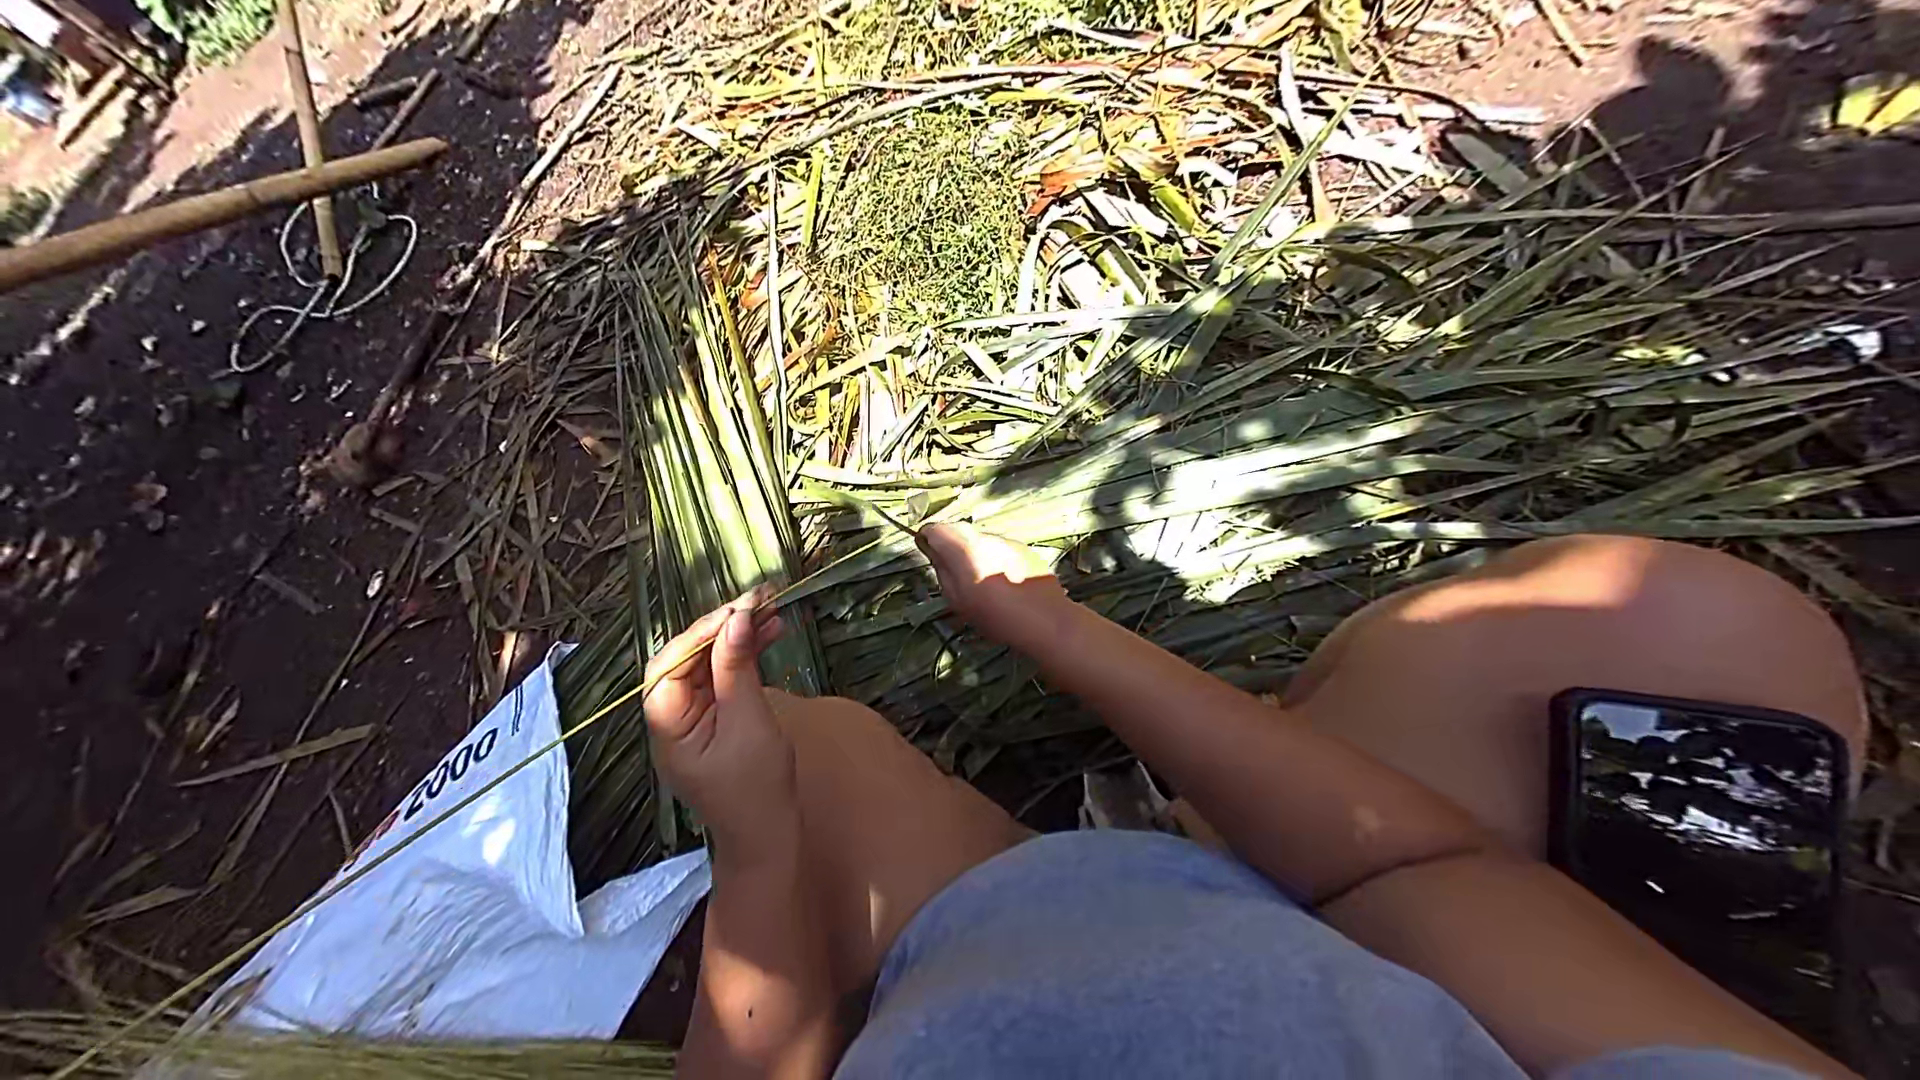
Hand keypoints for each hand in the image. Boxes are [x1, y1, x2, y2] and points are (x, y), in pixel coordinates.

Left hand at [643, 587, 796, 854]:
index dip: (702, 632)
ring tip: (775, 610)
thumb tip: (737, 620)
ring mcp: (694, 715)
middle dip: (725, 627)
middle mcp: (672, 715)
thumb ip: (738, 670)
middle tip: (762, 599)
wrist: (769, 834)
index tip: (740, 609)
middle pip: (691, 657)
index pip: (672, 664)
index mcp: (667, 724)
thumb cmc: (757, 787)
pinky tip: (771, 633)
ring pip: (711, 662)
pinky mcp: (716, 715)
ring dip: (740, 636)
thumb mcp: (749, 723)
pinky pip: (726, 676)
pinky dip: (747, 655)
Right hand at [917, 522, 1068, 645]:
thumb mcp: (957, 600)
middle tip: (952, 571)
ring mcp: (1007, 541)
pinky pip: (1000, 547)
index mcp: (964, 549)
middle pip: (958, 530)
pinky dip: (994, 557)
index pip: (935, 528)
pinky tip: (1001, 580)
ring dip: (974, 551)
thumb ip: (942, 570)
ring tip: (979, 580)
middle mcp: (985, 537)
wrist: (1045, 620)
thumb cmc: (996, 616)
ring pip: (980, 538)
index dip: (928, 539)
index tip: (928, 553)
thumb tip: (932, 551)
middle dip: (950, 544)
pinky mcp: (1024, 548)